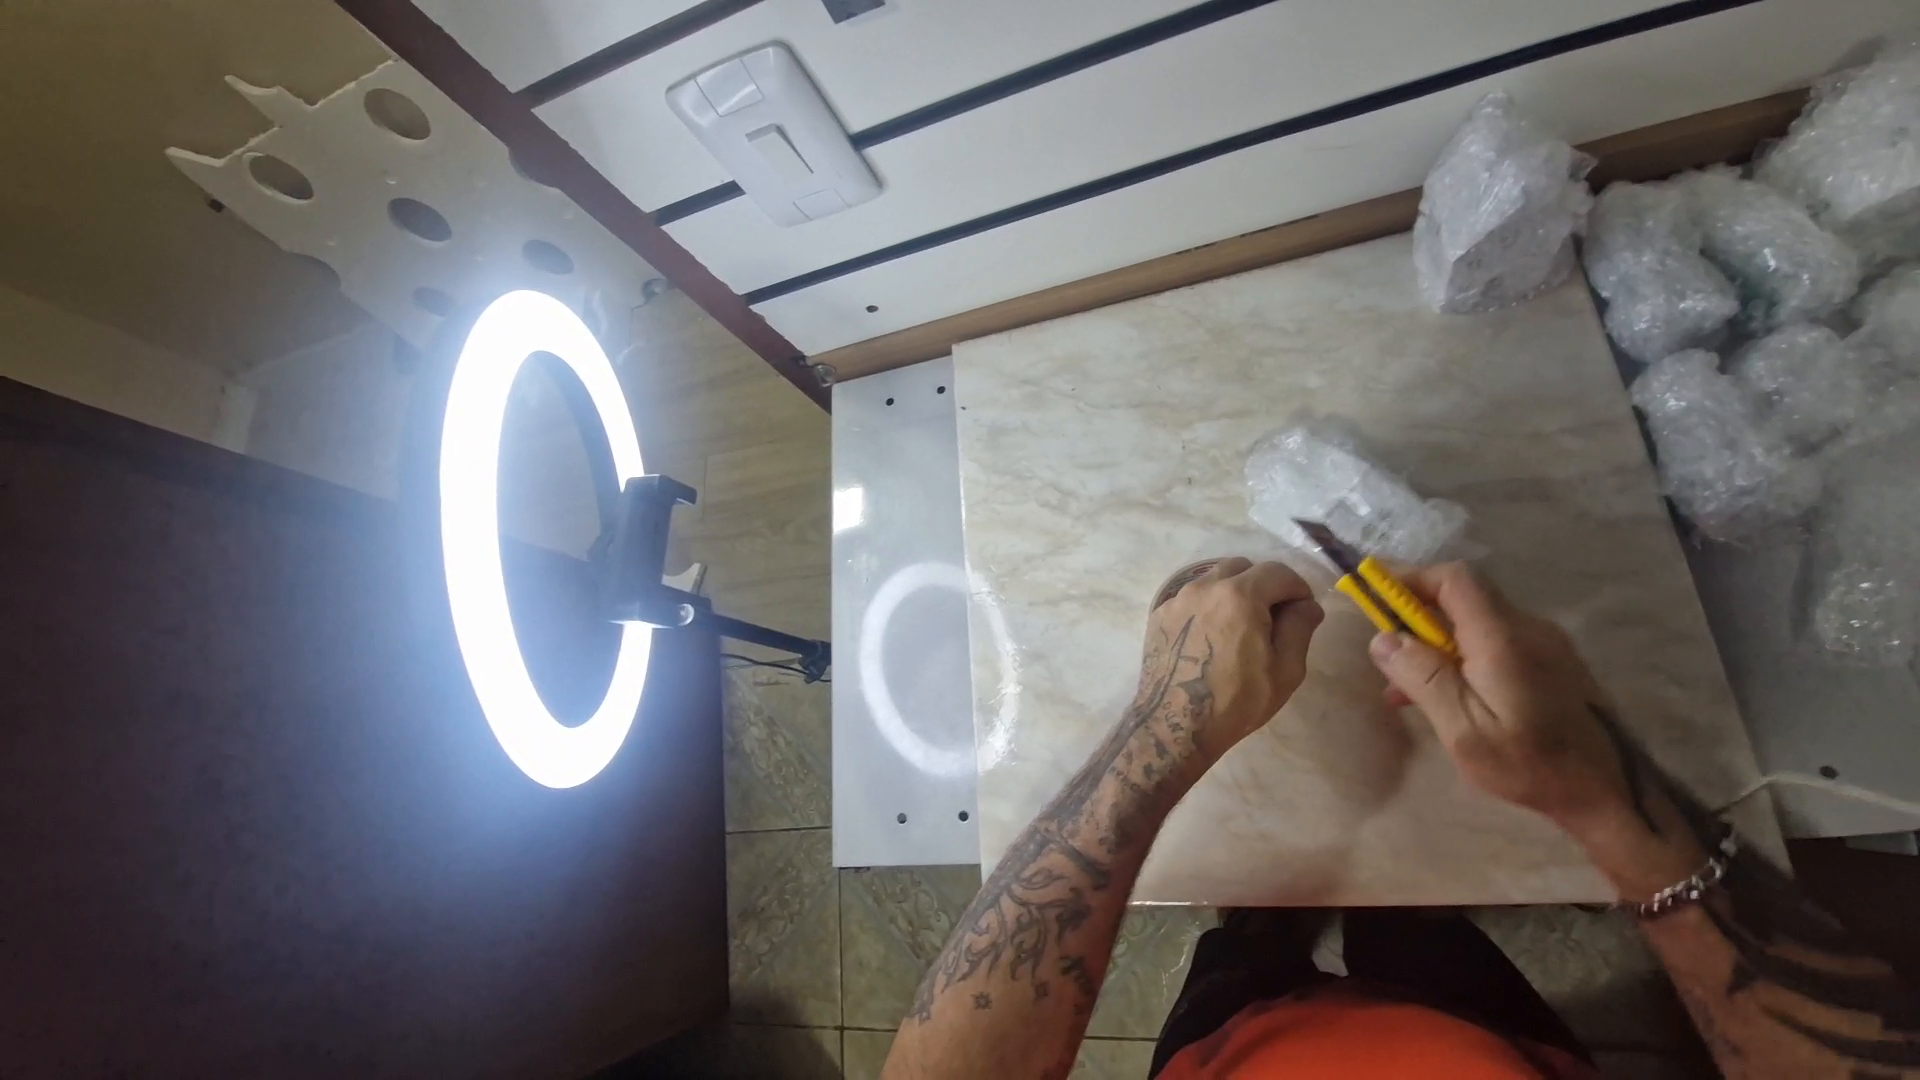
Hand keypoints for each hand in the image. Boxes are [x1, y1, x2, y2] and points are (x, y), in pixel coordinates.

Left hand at [1142, 557, 1323, 767]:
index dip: (1297, 589)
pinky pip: (1191, 597)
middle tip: (1273, 618)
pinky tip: (1211, 636)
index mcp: (1239, 595)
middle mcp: (1204, 587)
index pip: (1278, 572)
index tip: (1302, 612)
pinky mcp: (1159, 614)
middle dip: (1264, 585)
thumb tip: (1307, 604)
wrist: (1176, 724)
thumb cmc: (1238, 700)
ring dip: (1234, 592)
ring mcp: (1177, 599)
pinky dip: (1208, 605)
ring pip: (1213, 579)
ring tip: (1241, 626)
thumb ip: (1300, 627)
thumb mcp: (1286, 669)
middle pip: (1243, 568)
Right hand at [1364, 562, 1643, 838]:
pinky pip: (1493, 644)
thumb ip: (1423, 678)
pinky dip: (1460, 657)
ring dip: (1435, 643)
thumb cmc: (1532, 764)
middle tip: (1386, 654)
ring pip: (1475, 624)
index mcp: (1503, 638)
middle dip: (1416, 616)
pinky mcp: (1552, 664)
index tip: (1375, 599)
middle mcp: (1527, 629)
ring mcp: (1545, 645)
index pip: (1454, 579)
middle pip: (1462, 598)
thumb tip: (1383, 638)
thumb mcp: (1464, 730)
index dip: (1410, 579)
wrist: (1616, 796)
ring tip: (1407, 688)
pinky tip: (1447, 697)